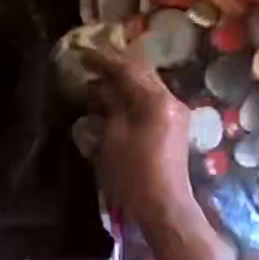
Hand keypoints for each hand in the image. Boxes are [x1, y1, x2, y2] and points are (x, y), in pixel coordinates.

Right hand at [83, 47, 199, 230]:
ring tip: (100, 84)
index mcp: (155, 100)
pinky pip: (152, 101)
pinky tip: (117, 102)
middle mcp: (170, 99)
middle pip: (142, 73)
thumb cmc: (133, 174)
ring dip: (124, 82)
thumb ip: (109, 106)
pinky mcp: (175, 126)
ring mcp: (176, 112)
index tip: (82, 55)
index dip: (103, 61)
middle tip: (92, 65)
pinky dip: (133, 96)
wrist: (163, 204)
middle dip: (116, 67)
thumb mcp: (113, 139)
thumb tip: (101, 87)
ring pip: (148, 86)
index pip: (127, 70)